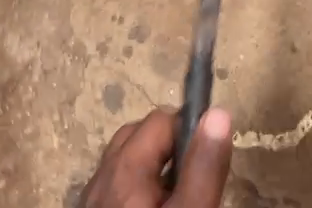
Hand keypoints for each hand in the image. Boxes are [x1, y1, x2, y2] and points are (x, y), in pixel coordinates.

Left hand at [80, 106, 232, 207]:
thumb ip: (204, 167)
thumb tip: (218, 113)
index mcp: (126, 165)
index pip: (163, 118)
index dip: (190, 129)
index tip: (209, 155)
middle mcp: (102, 173)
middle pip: (140, 135)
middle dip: (171, 146)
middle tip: (195, 177)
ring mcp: (92, 196)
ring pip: (126, 161)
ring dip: (154, 167)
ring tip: (178, 192)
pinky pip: (115, 186)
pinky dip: (137, 188)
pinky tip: (155, 206)